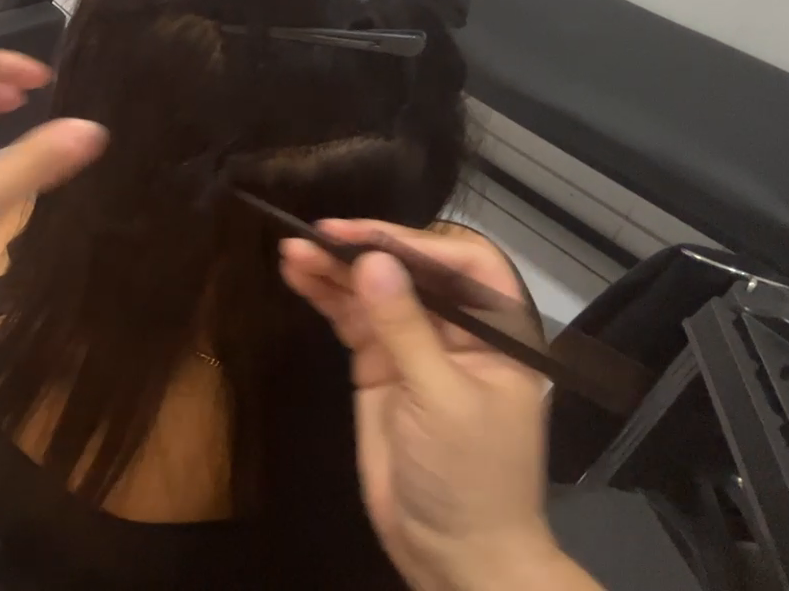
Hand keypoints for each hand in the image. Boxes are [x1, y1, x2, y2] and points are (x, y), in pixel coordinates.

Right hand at [280, 221, 563, 590]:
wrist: (451, 552)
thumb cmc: (470, 477)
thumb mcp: (441, 399)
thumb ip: (404, 327)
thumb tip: (372, 260)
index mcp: (496, 333)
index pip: (466, 264)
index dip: (417, 243)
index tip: (366, 239)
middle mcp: (454, 329)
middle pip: (409, 270)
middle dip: (364, 250)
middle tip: (316, 235)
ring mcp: (410, 344)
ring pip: (371, 289)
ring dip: (332, 268)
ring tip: (292, 250)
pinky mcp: (376, 363)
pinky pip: (348, 316)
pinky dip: (322, 295)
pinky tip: (296, 274)